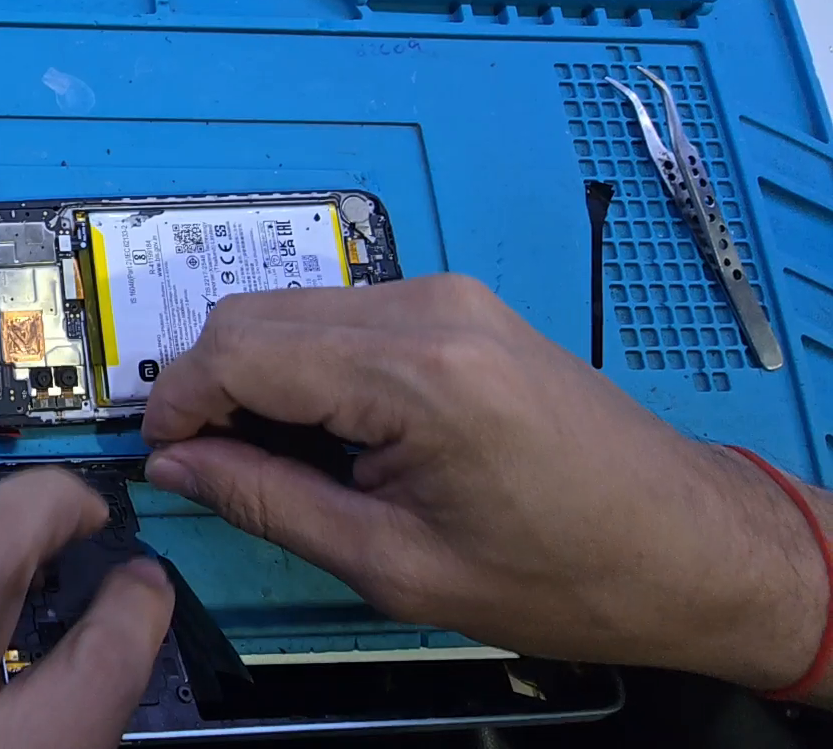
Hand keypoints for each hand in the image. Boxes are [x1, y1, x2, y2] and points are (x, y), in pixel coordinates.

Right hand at [140, 274, 827, 695]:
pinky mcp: (443, 296)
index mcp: (415, 375)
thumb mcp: (395, 566)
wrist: (707, 548)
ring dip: (245, 368)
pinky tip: (316, 412)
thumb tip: (169, 464)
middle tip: (209, 452)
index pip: (240, 353)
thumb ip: (265, 502)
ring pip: (279, 307)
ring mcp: (434, 290)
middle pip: (248, 316)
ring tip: (264, 440)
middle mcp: (419, 306)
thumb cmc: (560, 578)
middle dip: (205, 382)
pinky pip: (324, 311)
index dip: (180, 399)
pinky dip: (290, 355)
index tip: (161, 449)